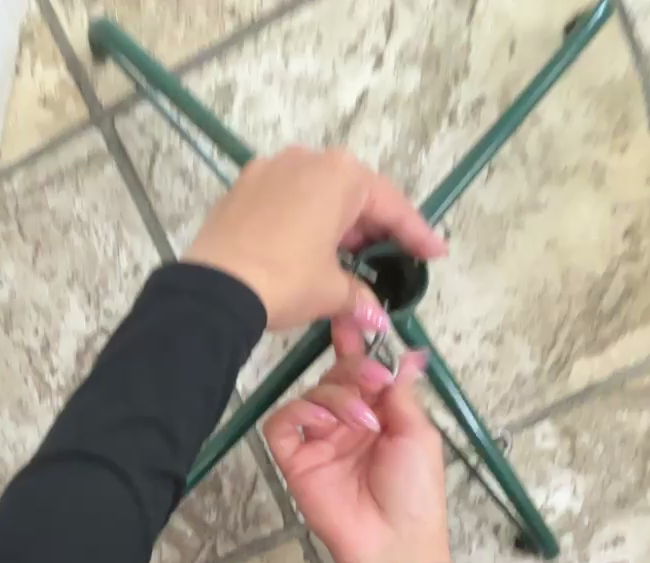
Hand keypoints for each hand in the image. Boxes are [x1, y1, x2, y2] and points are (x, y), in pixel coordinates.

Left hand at [182, 147, 445, 353]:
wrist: (214, 290)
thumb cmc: (284, 281)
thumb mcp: (330, 291)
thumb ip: (359, 297)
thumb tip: (375, 318)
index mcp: (341, 174)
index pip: (390, 206)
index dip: (415, 234)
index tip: (435, 252)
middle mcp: (306, 159)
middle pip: (352, 195)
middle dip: (370, 230)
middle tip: (386, 260)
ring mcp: (268, 170)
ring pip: (315, 196)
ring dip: (334, 226)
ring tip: (346, 260)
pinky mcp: (240, 189)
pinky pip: (283, 203)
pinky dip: (300, 224)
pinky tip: (304, 250)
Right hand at [264, 351, 453, 562]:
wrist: (391, 541)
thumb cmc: (415, 490)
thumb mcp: (418, 434)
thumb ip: (402, 393)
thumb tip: (410, 353)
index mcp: (377, 414)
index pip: (360, 373)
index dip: (356, 345)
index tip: (352, 317)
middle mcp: (344, 422)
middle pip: (334, 376)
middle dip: (352, 369)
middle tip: (371, 382)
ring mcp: (317, 440)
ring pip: (311, 393)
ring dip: (336, 396)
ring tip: (360, 422)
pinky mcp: (294, 459)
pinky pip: (282, 423)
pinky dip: (298, 412)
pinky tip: (321, 421)